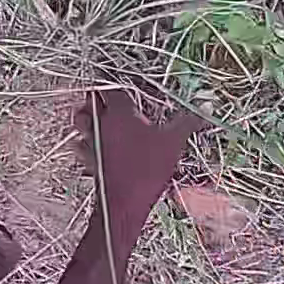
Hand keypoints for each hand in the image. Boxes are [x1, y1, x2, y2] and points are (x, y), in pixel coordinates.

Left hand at [78, 90, 203, 209]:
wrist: (125, 201)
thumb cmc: (146, 169)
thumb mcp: (173, 142)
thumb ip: (188, 122)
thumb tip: (203, 111)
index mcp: (120, 113)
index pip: (111, 87)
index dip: (114, 83)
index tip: (119, 82)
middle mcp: (101, 123)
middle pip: (90, 101)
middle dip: (96, 96)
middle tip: (106, 97)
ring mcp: (92, 142)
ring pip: (80, 121)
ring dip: (85, 116)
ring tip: (95, 115)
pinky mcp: (88, 160)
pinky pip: (79, 145)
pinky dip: (83, 141)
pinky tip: (91, 144)